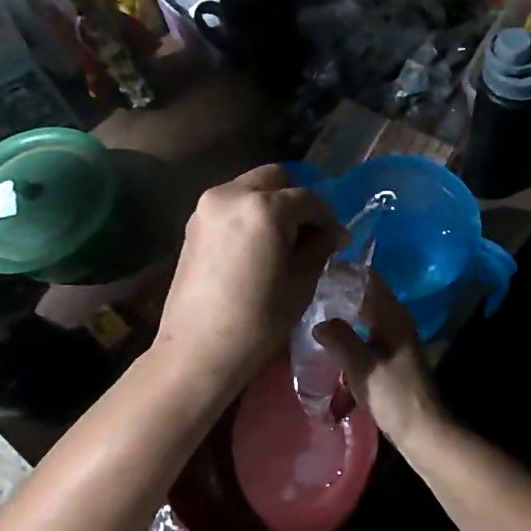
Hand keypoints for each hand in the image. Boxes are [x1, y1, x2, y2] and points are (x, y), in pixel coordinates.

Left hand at [155, 165, 340, 388]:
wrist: (198, 351)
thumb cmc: (258, 322)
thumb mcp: (300, 283)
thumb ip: (318, 248)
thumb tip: (333, 232)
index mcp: (263, 207)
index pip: (307, 199)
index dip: (327, 218)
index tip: (337, 239)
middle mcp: (230, 195)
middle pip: (273, 179)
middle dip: (296, 201)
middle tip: (308, 234)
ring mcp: (206, 208)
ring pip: (249, 190)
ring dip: (270, 205)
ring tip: (282, 242)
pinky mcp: (192, 225)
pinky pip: (230, 207)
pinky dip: (248, 216)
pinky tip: (257, 247)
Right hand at [312, 275, 449, 442]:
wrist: (422, 431)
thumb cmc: (394, 396)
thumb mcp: (361, 366)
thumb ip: (339, 339)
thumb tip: (319, 322)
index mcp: (393, 316)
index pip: (369, 279)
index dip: (344, 272)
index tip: (316, 272)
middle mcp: (397, 322)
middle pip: (366, 297)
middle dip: (339, 294)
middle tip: (307, 295)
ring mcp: (395, 341)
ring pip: (364, 318)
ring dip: (342, 317)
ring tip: (312, 316)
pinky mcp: (391, 358)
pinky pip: (365, 337)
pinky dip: (349, 336)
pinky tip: (330, 345)